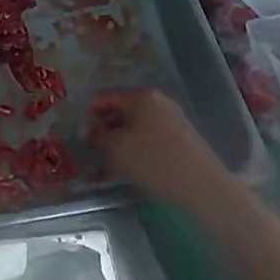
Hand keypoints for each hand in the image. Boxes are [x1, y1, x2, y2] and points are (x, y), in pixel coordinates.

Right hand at [86, 88, 233, 209]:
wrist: (200, 183)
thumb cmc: (152, 159)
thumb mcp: (116, 148)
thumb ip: (97, 136)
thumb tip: (86, 129)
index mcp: (142, 97)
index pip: (108, 97)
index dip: (92, 110)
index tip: (80, 126)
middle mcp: (159, 102)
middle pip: (124, 110)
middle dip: (106, 127)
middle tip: (92, 146)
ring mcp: (173, 120)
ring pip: (137, 127)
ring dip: (120, 141)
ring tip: (107, 162)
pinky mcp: (181, 138)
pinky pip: (150, 138)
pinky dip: (136, 148)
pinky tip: (128, 167)